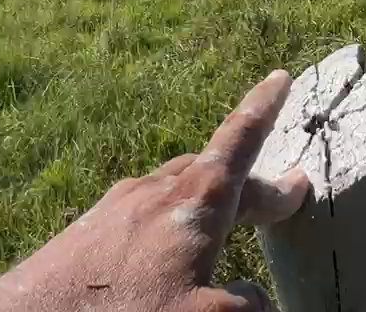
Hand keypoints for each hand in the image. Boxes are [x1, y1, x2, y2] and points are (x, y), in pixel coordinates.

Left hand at [0, 71, 310, 311]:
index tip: (281, 76)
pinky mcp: (84, 233)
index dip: (264, 108)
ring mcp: (115, 208)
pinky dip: (168, 222)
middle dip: (249, 184)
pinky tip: (156, 255)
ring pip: (175, 189)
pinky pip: (142, 212)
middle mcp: (156, 191)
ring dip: (206, 201)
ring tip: (221, 225)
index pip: (239, 141)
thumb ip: (244, 306)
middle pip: (213, 171)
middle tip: (280, 199)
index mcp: (193, 200)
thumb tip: (256, 295)